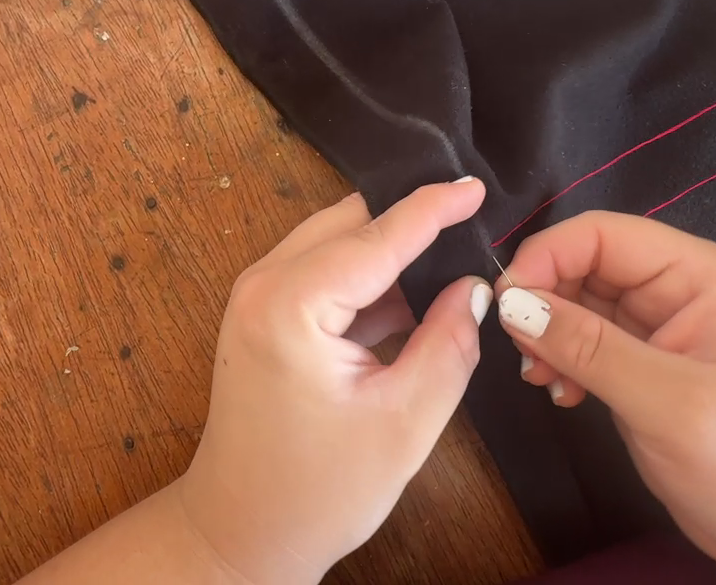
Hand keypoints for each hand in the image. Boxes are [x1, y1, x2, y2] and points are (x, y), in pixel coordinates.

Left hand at [175, 180, 491, 584]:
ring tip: (450, 258)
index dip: (431, 208)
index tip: (475, 185)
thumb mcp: (403, 424)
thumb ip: (448, 345)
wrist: (240, 530)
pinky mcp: (264, 308)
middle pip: (350, 225)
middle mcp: (264, 281)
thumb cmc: (318, 491)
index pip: (376, 238)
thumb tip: (475, 286)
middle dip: (410, 221)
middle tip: (471, 223)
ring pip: (336, 241)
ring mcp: (258, 292)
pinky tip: (410, 296)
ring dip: (389, 249)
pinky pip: (323, 269)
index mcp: (291, 304)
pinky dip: (367, 276)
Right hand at [493, 211, 715, 584]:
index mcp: (701, 275)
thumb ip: (588, 348)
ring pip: (583, 305)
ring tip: (542, 379)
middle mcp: (681, 290)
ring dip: (552, 336)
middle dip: (546, 302)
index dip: (547, 256)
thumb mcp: (673, 407)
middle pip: (588, 266)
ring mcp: (667, 330)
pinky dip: (567, 361)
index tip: (505, 302)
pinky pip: (593, 343)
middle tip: (522, 352)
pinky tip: (561, 393)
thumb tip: (510, 302)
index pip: (602, 235)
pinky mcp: (654, 367)